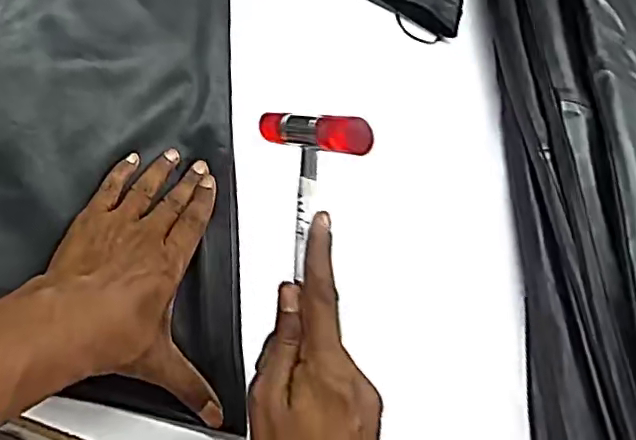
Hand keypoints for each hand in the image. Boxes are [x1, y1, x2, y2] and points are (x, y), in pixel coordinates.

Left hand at [0, 152, 220, 434]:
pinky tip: (128, 160)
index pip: (192, 224)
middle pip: (173, 201)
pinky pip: (111, 187)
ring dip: (159, 170)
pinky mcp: (91, 218)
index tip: (209, 184)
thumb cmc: (108, 332)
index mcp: (166, 264)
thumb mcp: (158, 362)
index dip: (203, 202)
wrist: (69, 317)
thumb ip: (190, 384)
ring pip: (145, 188)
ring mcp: (118, 223)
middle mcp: (145, 237)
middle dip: (188, 181)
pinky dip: (121, 171)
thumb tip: (211, 408)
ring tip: (170, 155)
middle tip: (198, 165)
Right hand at [250, 212, 382, 439]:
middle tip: (276, 372)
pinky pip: (337, 374)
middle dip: (295, 333)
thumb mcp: (266, 395)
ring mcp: (366, 397)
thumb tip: (289, 296)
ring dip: (305, 361)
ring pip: (327, 352)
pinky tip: (303, 411)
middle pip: (321, 327)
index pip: (324, 296)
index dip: (321, 254)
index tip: (322, 224)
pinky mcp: (369, 408)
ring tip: (288, 404)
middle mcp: (356, 380)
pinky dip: (316, 378)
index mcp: (329, 369)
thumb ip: (280, 338)